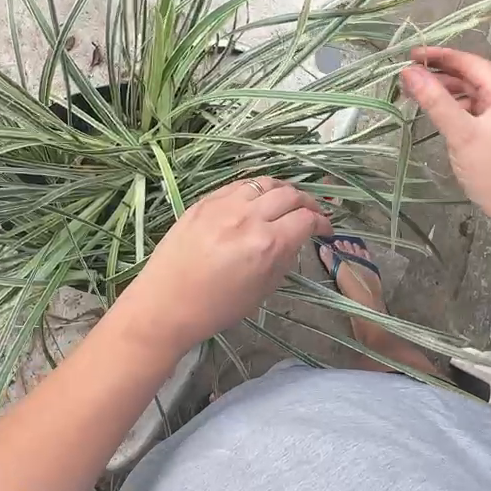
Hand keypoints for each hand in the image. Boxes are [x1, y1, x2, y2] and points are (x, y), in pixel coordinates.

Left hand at [102, 177, 329, 356]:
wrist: (165, 304)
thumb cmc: (216, 308)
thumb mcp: (262, 290)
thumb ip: (284, 259)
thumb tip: (296, 239)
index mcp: (266, 245)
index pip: (306, 219)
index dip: (322, 222)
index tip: (325, 230)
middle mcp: (248, 218)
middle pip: (290, 195)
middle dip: (307, 203)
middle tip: (311, 214)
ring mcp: (223, 206)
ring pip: (265, 182)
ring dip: (283, 190)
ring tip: (287, 201)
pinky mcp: (204, 201)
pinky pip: (239, 185)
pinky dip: (256, 189)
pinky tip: (258, 199)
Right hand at [399, 46, 490, 227]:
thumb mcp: (460, 133)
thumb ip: (435, 100)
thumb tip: (409, 72)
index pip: (471, 63)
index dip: (440, 56)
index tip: (411, 55)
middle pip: (473, 78)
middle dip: (441, 76)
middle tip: (409, 79)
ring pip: (475, 96)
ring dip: (448, 94)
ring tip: (419, 97)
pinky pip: (479, 113)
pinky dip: (458, 110)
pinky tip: (441, 117)